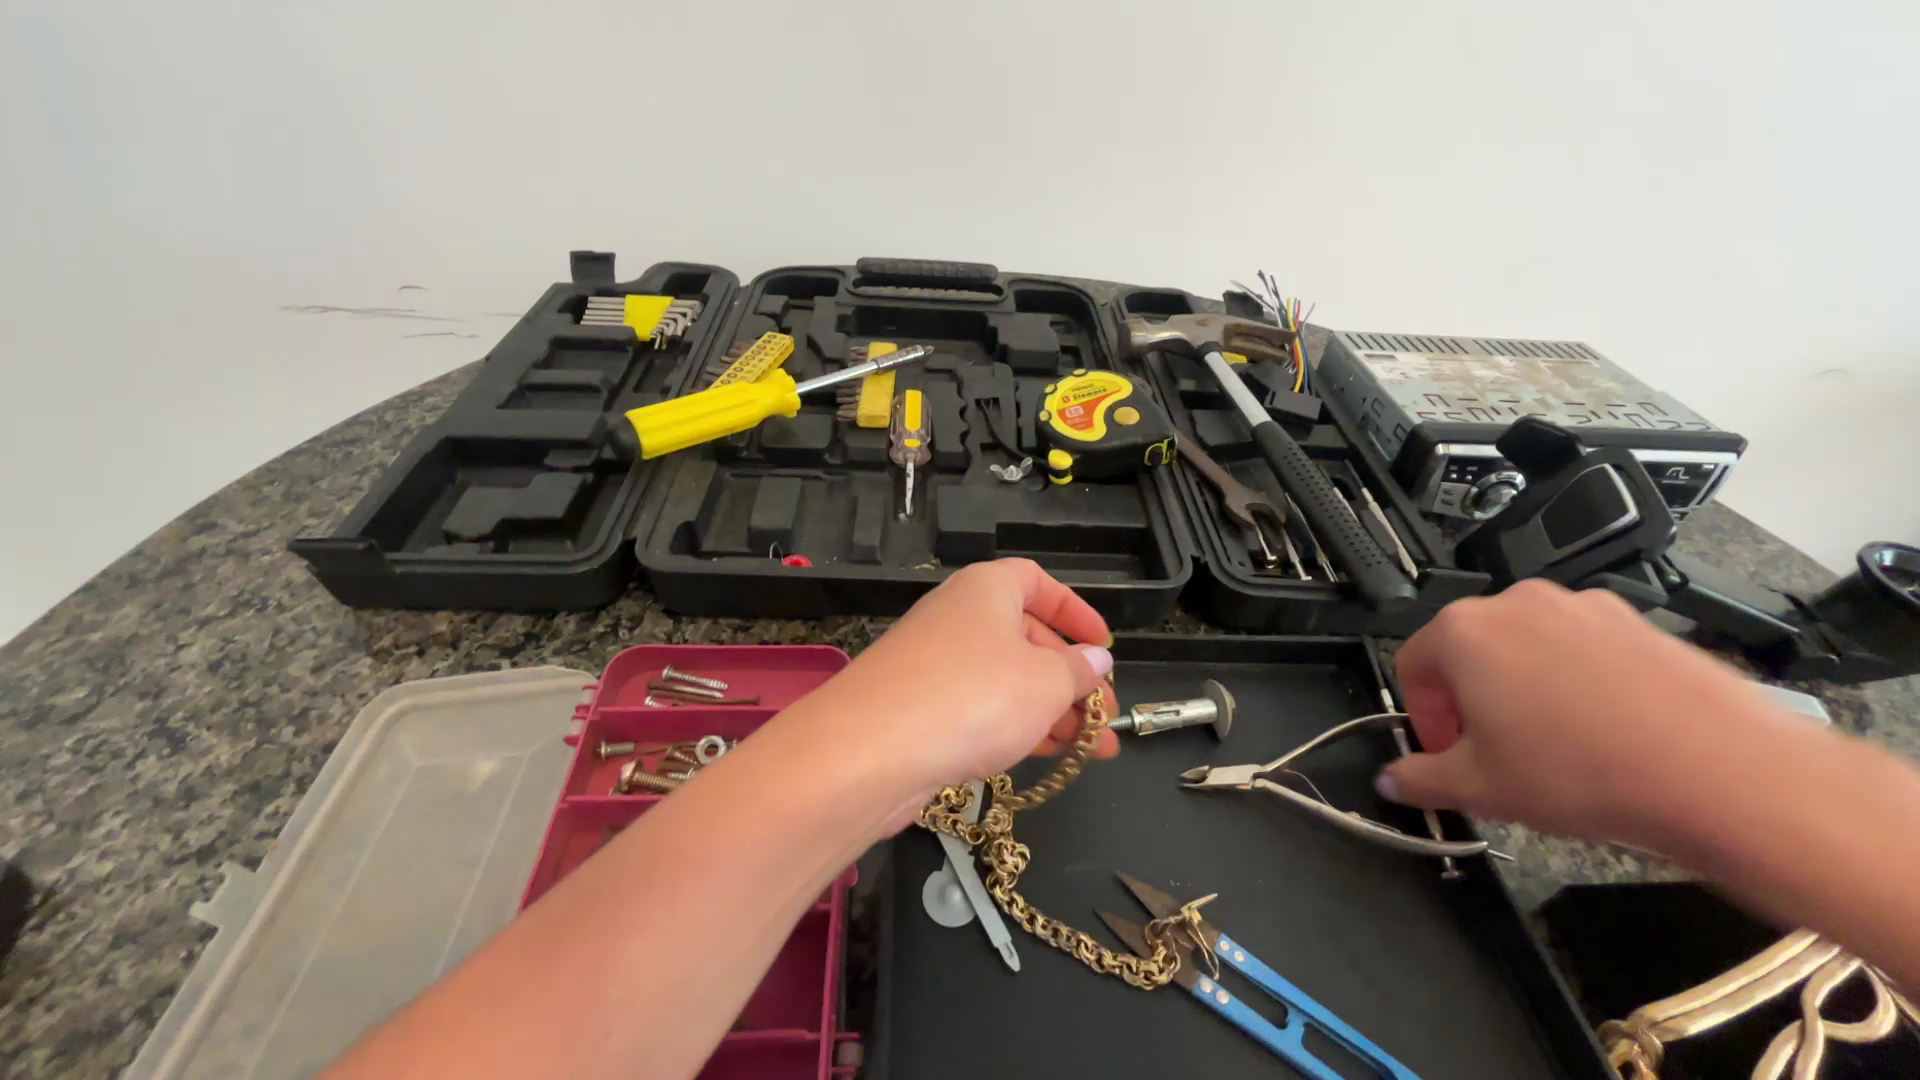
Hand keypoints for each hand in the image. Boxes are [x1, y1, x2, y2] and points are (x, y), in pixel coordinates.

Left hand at [809, 559, 1117, 797]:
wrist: (871, 751)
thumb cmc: (973, 697)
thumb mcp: (1045, 681)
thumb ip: (1079, 670)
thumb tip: (1096, 659)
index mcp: (987, 589)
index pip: (1038, 582)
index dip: (1075, 611)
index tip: (1103, 646)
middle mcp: (958, 618)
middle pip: (1026, 638)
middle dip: (1071, 679)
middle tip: (1105, 718)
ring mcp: (935, 665)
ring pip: (1006, 681)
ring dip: (1052, 713)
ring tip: (1093, 752)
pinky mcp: (921, 710)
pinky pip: (980, 711)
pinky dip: (1016, 729)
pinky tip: (1047, 758)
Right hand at [1376, 579, 1805, 848]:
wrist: (1724, 774)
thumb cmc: (1588, 771)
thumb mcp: (1479, 787)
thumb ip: (1419, 779)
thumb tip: (1395, 781)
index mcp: (1462, 632)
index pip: (1412, 667)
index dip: (1422, 717)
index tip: (1444, 751)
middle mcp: (1515, 606)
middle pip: (1467, 652)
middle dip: (1469, 702)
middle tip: (1492, 752)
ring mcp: (1580, 608)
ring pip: (1524, 649)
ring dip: (1520, 690)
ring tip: (1551, 746)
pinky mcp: (1635, 622)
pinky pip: (1580, 649)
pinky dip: (1575, 683)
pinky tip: (1599, 732)